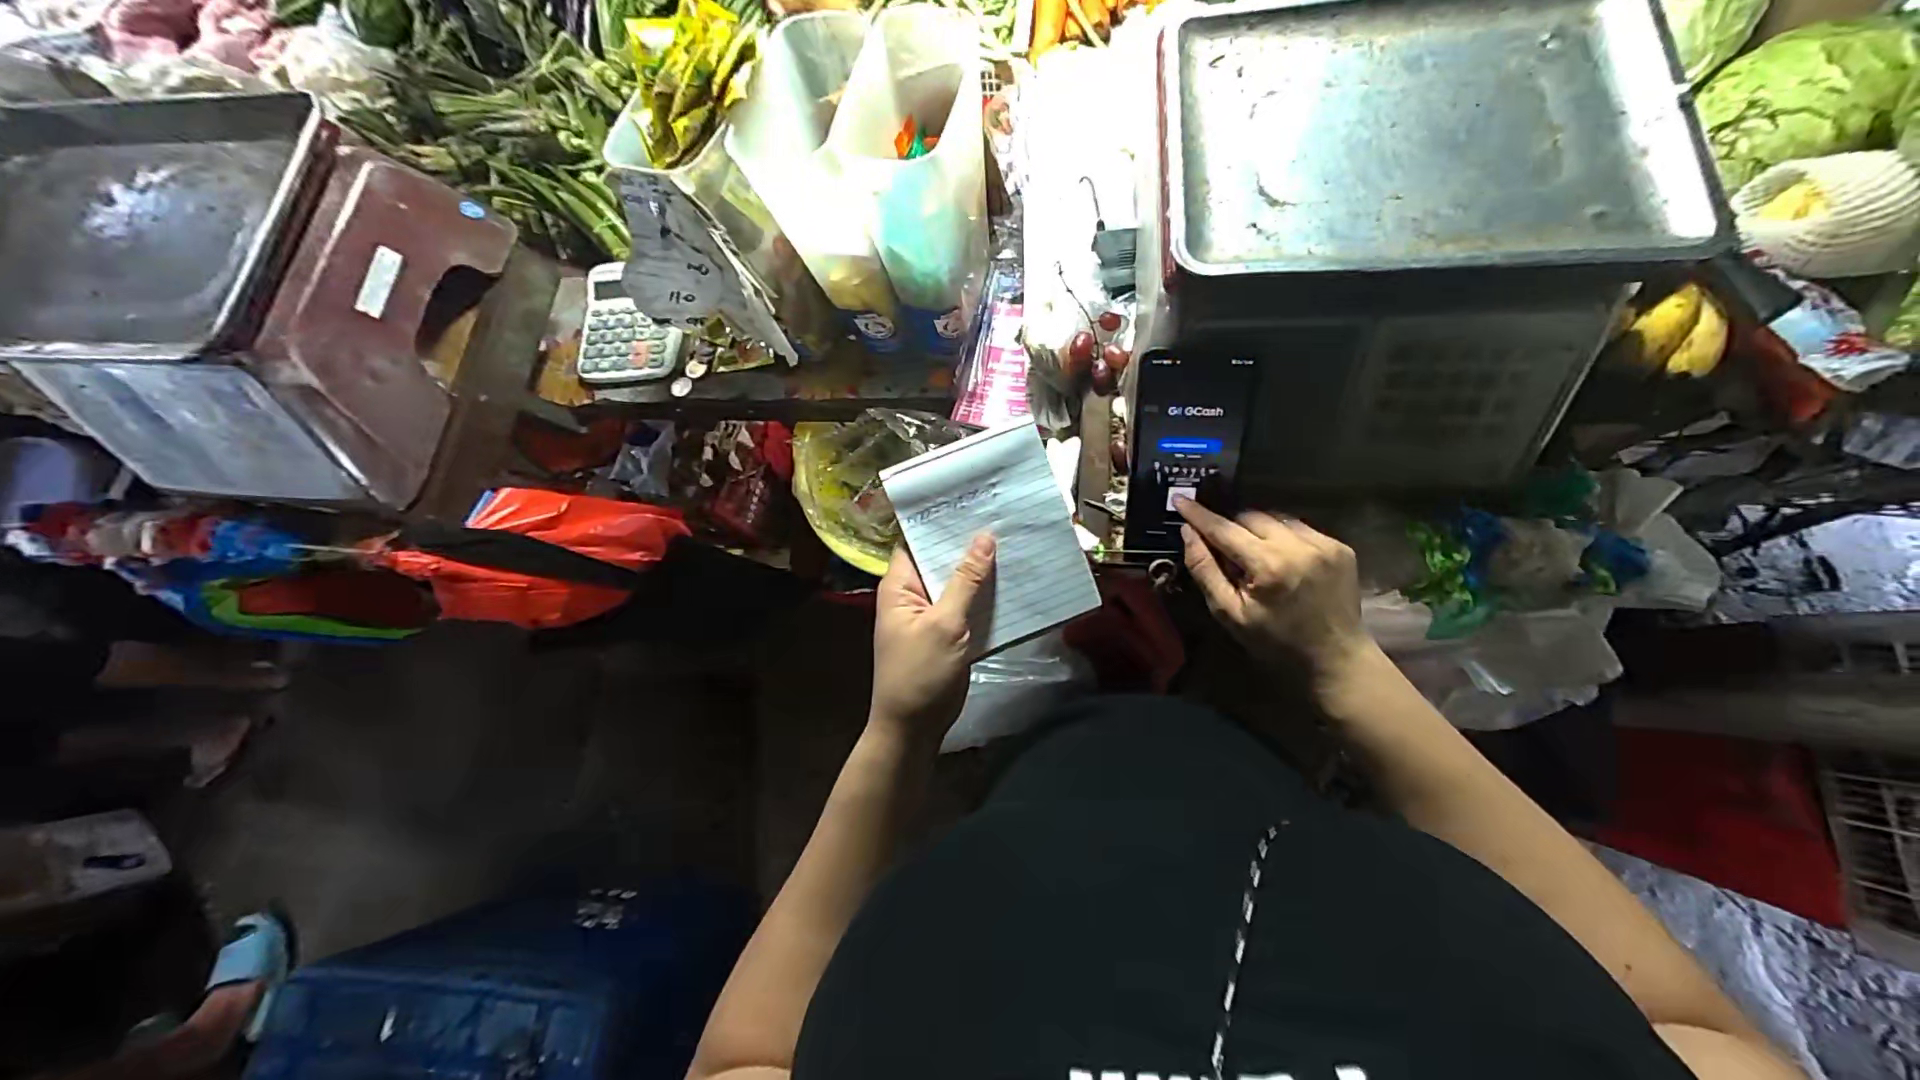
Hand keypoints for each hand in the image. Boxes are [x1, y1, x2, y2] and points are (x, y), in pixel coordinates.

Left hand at [869, 535, 995, 740]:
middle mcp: (913, 594)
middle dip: (969, 542)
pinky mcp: (949, 632)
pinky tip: (1013, 579)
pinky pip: (967, 605)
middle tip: (1003, 515)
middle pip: (941, 559)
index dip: (940, 520)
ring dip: (982, 569)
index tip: (972, 499)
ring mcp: (932, 613)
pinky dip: (985, 595)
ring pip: (958, 582)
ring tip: (1015, 539)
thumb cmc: (920, 673)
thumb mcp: (944, 624)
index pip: (917, 540)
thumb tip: (984, 537)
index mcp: (900, 585)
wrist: (913, 727)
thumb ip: (965, 581)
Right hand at [1175, 498, 1375, 684]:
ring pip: (1276, 517)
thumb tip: (1188, 532)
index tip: (1181, 500)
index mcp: (1268, 565)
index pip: (1225, 529)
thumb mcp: (1230, 613)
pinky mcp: (1340, 546)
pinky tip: (1281, 557)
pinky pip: (1299, 527)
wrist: (1335, 656)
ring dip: (1257, 528)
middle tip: (1222, 546)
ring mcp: (1324, 543)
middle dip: (1231, 526)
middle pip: (1250, 517)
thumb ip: (1205, 570)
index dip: (1199, 514)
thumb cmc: (1275, 641)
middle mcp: (1298, 546)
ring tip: (1252, 552)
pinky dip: (1282, 535)